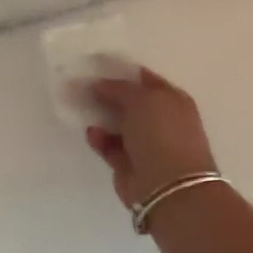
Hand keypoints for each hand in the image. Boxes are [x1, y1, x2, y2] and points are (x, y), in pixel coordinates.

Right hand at [85, 68, 219, 206]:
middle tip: (81, 86)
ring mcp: (145, 143)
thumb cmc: (161, 133)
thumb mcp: (142, 99)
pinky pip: (109, 145)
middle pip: (129, 102)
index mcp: (172, 100)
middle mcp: (160, 120)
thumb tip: (99, 84)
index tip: (96, 67)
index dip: (122, 73)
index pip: (145, 80)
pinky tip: (92, 133)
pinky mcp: (128, 163)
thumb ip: (119, 88)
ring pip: (118, 124)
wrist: (166, 185)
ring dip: (100, 116)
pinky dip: (100, 139)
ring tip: (80, 107)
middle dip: (107, 95)